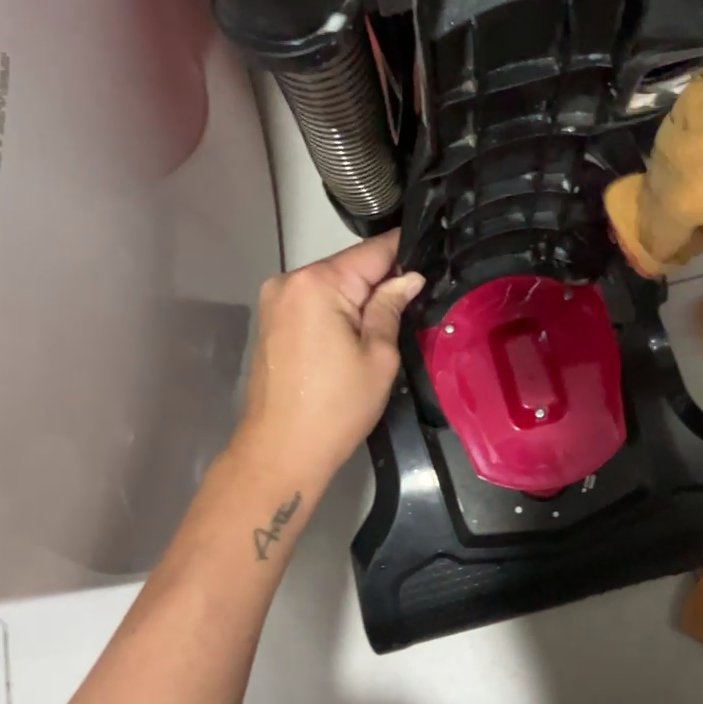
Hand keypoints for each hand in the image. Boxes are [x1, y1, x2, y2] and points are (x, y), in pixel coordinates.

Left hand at [236, 231, 424, 484]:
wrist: (280, 452)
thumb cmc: (336, 407)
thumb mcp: (378, 356)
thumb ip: (391, 307)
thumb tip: (409, 278)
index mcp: (317, 283)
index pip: (372, 251)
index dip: (404, 252)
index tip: (432, 253)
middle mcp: (290, 281)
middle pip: (348, 266)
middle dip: (380, 279)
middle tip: (416, 298)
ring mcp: (274, 300)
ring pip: (330, 284)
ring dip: (357, 297)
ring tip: (389, 319)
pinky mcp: (270, 321)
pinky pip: (312, 302)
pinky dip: (335, 310)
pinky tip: (354, 334)